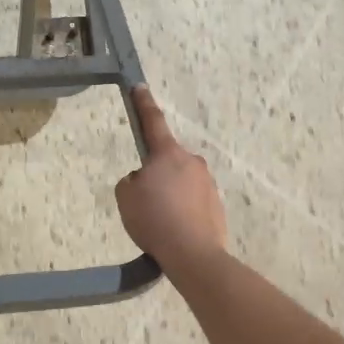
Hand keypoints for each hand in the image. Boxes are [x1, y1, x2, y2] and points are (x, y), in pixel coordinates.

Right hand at [115, 89, 227, 276]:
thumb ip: (131, 181)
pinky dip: (183, 210)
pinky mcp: (217, 206)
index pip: (153, 121)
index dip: (144, 103)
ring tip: (160, 221)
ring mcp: (208, 184)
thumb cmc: (155, 219)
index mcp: (168, 154)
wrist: (195, 256)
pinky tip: (175, 231)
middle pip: (167, 159)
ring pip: (181, 182)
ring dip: (171, 193)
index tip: (140, 87)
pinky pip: (193, 202)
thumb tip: (144, 181)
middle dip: (156, 172)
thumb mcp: (125, 196)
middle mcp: (191, 162)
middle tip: (145, 198)